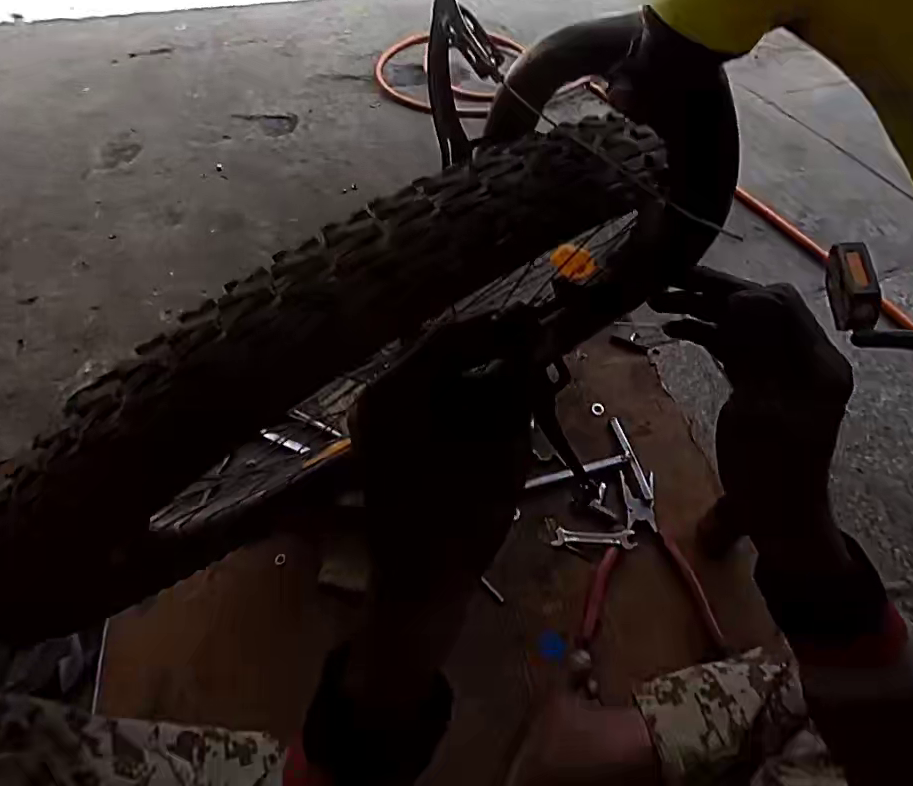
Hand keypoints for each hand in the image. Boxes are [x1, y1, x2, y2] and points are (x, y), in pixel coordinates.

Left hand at [339, 316, 545, 707]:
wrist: (418, 587)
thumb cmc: (459, 521)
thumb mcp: (499, 448)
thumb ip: (516, 390)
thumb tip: (536, 345)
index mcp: (395, 394)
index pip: (448, 338)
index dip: (495, 329)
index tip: (533, 325)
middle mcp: (378, 396)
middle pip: (438, 353)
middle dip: (487, 351)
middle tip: (531, 350)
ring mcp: (377, 416)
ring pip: (435, 374)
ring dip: (476, 372)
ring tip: (519, 374)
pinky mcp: (386, 434)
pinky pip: (428, 399)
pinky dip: (461, 396)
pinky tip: (493, 403)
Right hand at [651, 267, 851, 533]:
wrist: (778, 517)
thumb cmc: (772, 471)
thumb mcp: (763, 408)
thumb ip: (756, 349)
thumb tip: (743, 294)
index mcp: (817, 363)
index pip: (782, 304)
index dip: (738, 290)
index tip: (693, 285)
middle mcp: (803, 358)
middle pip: (758, 309)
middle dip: (713, 293)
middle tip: (668, 282)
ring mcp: (782, 369)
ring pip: (741, 325)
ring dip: (703, 311)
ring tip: (661, 301)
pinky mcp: (761, 382)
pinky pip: (734, 346)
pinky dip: (706, 334)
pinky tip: (676, 329)